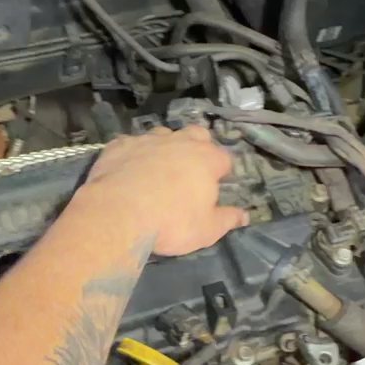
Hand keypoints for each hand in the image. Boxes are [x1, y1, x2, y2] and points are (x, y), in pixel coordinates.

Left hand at [72, 125, 245, 255]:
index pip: (224, 158)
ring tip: (158, 168)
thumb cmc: (171, 223)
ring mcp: (148, 140)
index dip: (222, 171)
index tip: (217, 184)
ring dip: (165, 147)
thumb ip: (227, 220)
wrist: (119, 214)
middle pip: (196, 135)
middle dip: (197, 147)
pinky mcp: (119, 145)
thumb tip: (245, 216)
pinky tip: (128, 168)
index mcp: (206, 159)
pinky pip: (131, 143)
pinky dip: (133, 153)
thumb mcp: (207, 230)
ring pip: (163, 134)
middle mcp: (180, 142)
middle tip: (190, 170)